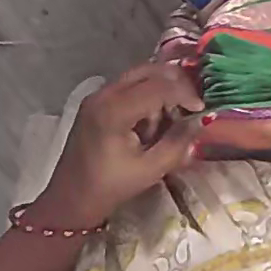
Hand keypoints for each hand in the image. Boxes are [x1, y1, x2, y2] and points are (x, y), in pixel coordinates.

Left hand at [33, 63, 206, 227]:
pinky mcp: (96, 102)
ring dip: (159, 89)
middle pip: (147, 70)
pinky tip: (152, 119)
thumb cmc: (110, 187)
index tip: (200, 109)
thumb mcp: (150, 169)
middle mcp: (103, 94)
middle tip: (190, 104)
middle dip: (174, 83)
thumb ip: (177, 142)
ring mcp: (97, 95)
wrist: (70, 199)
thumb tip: (199, 121)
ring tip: (169, 116)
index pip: (158, 87)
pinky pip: (127, 86)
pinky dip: (145, 94)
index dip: (184, 94)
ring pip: (138, 75)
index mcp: (114, 110)